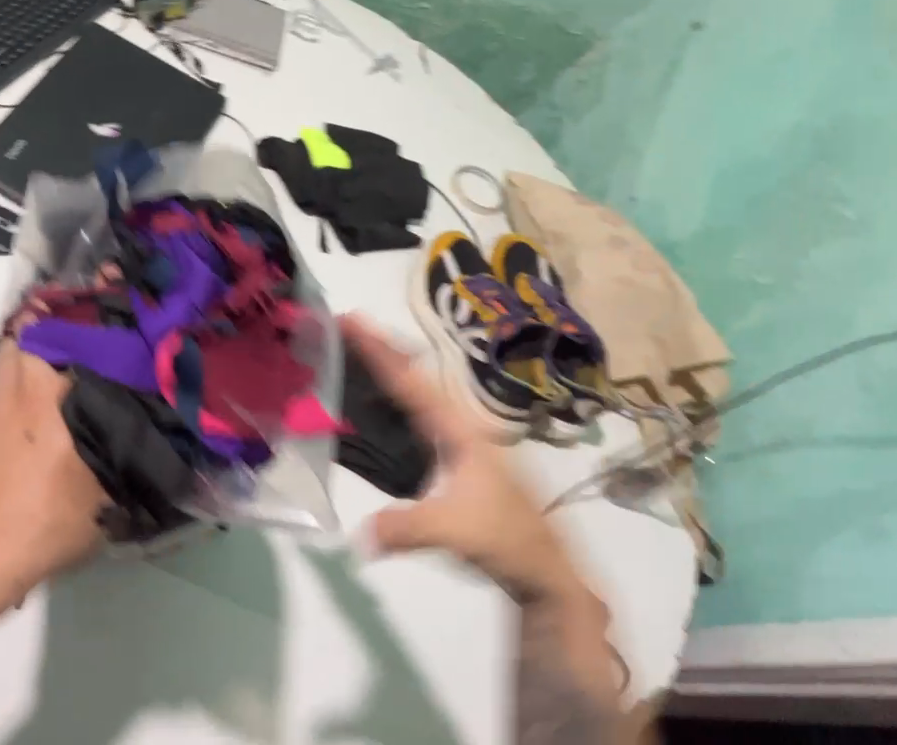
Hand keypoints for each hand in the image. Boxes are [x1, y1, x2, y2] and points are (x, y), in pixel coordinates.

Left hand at [0, 341, 109, 599]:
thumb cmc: (48, 515)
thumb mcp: (103, 491)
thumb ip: (123, 455)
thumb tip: (147, 436)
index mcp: (42, 395)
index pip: (54, 339)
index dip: (77, 331)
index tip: (100, 335)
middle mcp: (11, 396)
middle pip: (21, 346)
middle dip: (47, 345)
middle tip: (80, 361)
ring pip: (8, 376)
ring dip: (30, 377)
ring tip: (62, 395)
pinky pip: (2, 406)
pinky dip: (18, 407)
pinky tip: (40, 434)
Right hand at [344, 316, 590, 606]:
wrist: (549, 574)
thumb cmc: (508, 543)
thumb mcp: (456, 534)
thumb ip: (407, 528)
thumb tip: (359, 533)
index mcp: (462, 432)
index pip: (413, 382)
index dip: (381, 350)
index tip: (353, 321)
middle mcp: (463, 427)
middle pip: (417, 375)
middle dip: (383, 347)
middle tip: (347, 323)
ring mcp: (464, 441)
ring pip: (420, 390)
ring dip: (391, 366)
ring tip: (359, 345)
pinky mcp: (459, 457)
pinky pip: (419, 410)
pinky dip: (397, 392)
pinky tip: (384, 395)